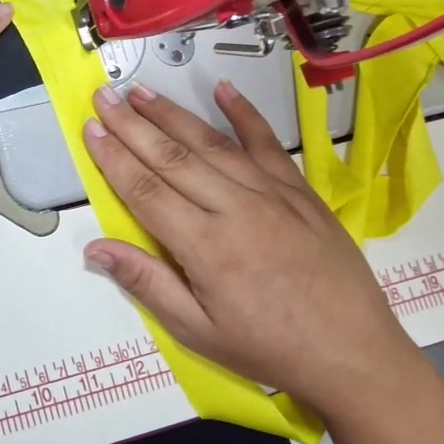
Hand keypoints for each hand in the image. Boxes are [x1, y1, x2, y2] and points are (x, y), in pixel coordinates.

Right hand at [81, 81, 421, 410]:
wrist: (352, 353)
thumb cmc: (267, 348)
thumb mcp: (197, 331)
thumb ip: (146, 283)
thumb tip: (95, 248)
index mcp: (206, 247)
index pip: (145, 191)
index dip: (113, 158)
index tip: (91, 129)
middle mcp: (236, 210)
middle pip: (172, 158)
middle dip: (132, 124)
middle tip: (104, 96)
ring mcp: (272, 195)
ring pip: (212, 144)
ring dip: (172, 114)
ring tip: (141, 92)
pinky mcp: (300, 191)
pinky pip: (267, 143)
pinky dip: (244, 114)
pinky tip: (223, 90)